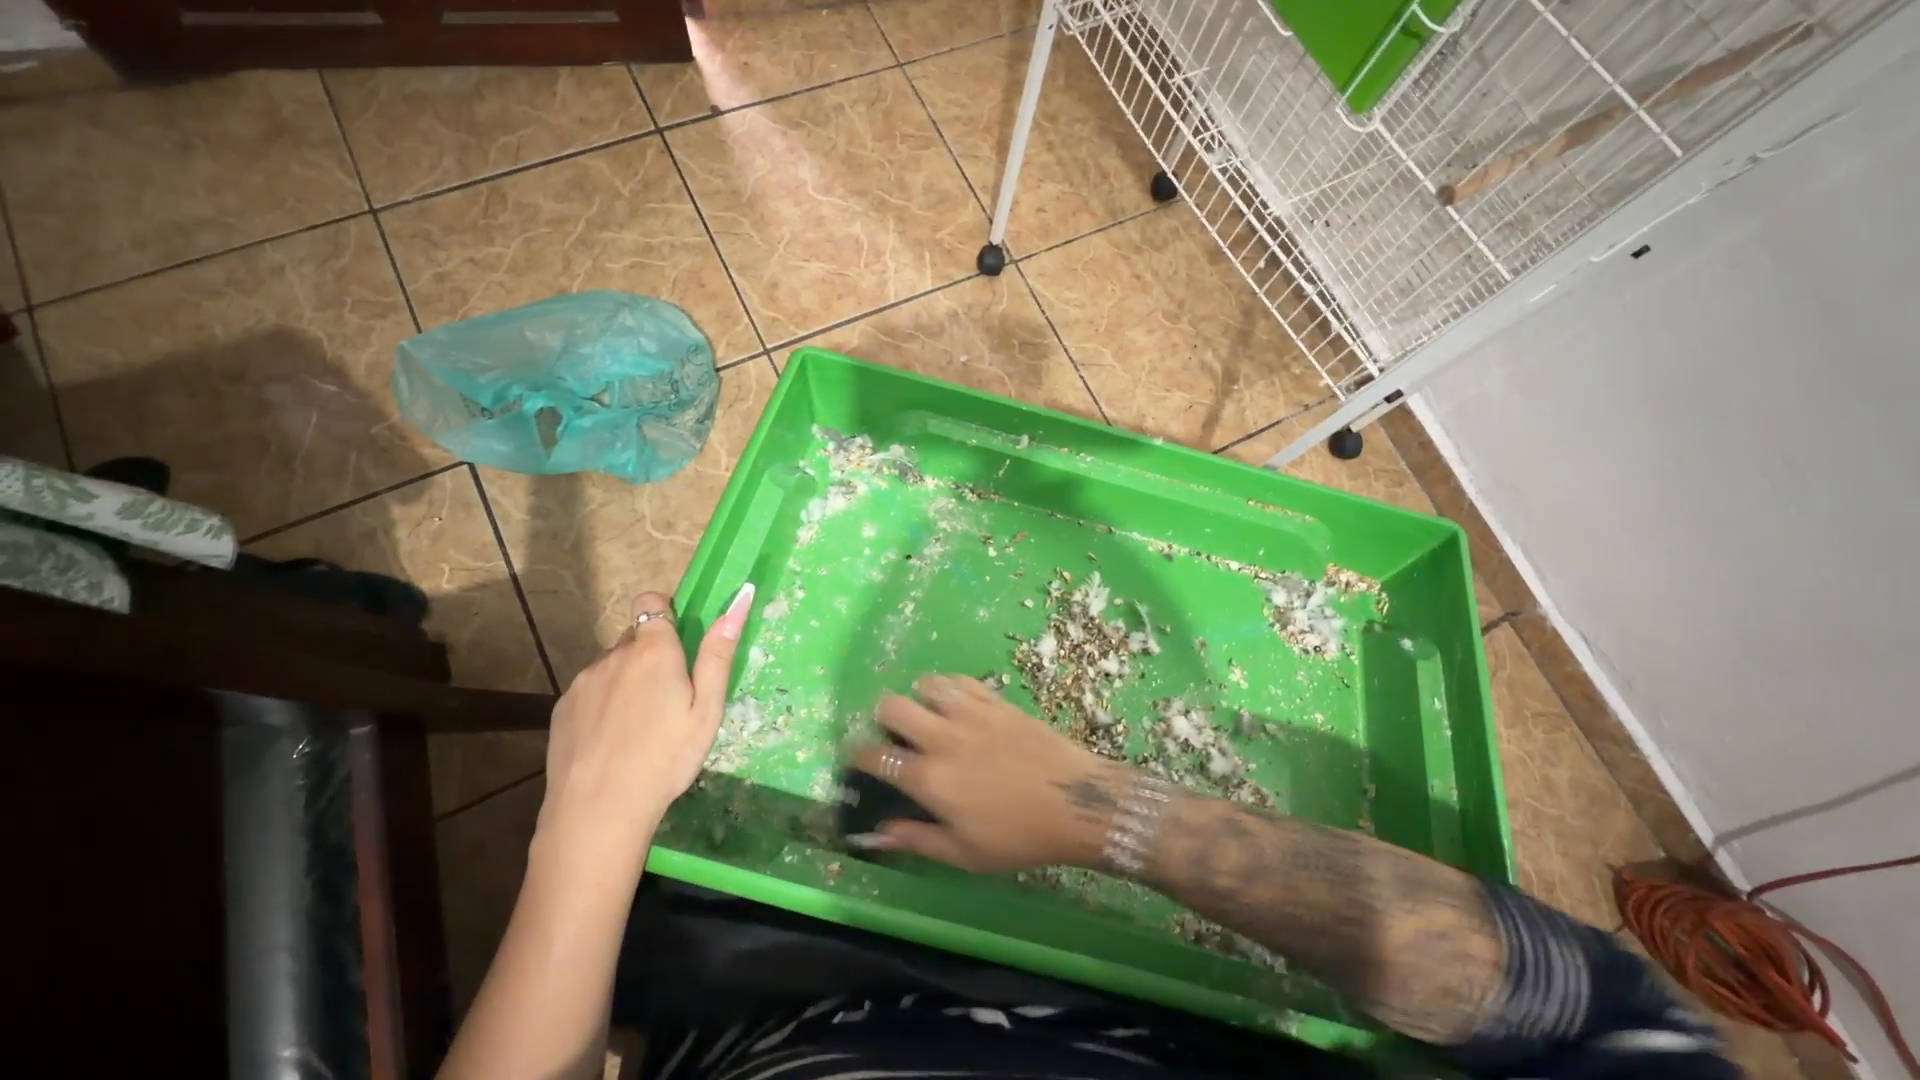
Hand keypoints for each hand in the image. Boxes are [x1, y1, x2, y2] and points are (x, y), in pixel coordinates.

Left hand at [538, 584, 754, 854]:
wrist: (599, 807)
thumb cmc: (666, 758)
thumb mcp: (706, 710)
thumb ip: (718, 654)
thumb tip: (740, 599)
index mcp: (653, 651)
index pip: (651, 603)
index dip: (665, 615)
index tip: (678, 646)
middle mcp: (614, 655)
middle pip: (634, 639)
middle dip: (651, 656)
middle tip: (669, 699)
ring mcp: (584, 680)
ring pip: (612, 666)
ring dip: (627, 681)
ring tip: (640, 726)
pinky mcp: (564, 706)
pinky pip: (591, 691)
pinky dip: (604, 704)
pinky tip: (613, 739)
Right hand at [848, 675, 1121, 872]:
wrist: (1079, 804)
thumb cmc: (1019, 837)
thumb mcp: (964, 853)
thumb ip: (915, 839)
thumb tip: (872, 835)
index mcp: (930, 778)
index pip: (876, 756)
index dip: (859, 758)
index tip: (861, 764)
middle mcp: (943, 737)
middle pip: (891, 705)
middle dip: (883, 719)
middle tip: (896, 738)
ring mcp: (972, 713)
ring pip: (926, 684)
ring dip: (919, 699)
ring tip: (929, 720)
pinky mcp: (998, 701)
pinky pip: (960, 680)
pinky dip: (950, 690)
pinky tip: (958, 708)